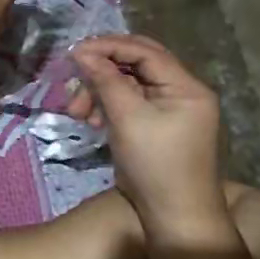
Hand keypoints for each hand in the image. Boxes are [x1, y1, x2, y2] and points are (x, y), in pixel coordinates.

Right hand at [67, 35, 228, 241]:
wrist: (172, 212)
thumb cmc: (155, 162)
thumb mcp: (127, 117)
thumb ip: (105, 80)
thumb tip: (81, 52)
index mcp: (186, 87)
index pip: (145, 51)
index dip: (108, 47)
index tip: (73, 53)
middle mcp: (180, 92)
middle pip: (136, 62)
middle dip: (101, 66)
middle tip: (74, 72)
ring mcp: (167, 108)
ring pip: (126, 82)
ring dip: (97, 89)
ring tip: (77, 110)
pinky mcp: (152, 122)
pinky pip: (125, 100)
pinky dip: (104, 104)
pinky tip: (89, 119)